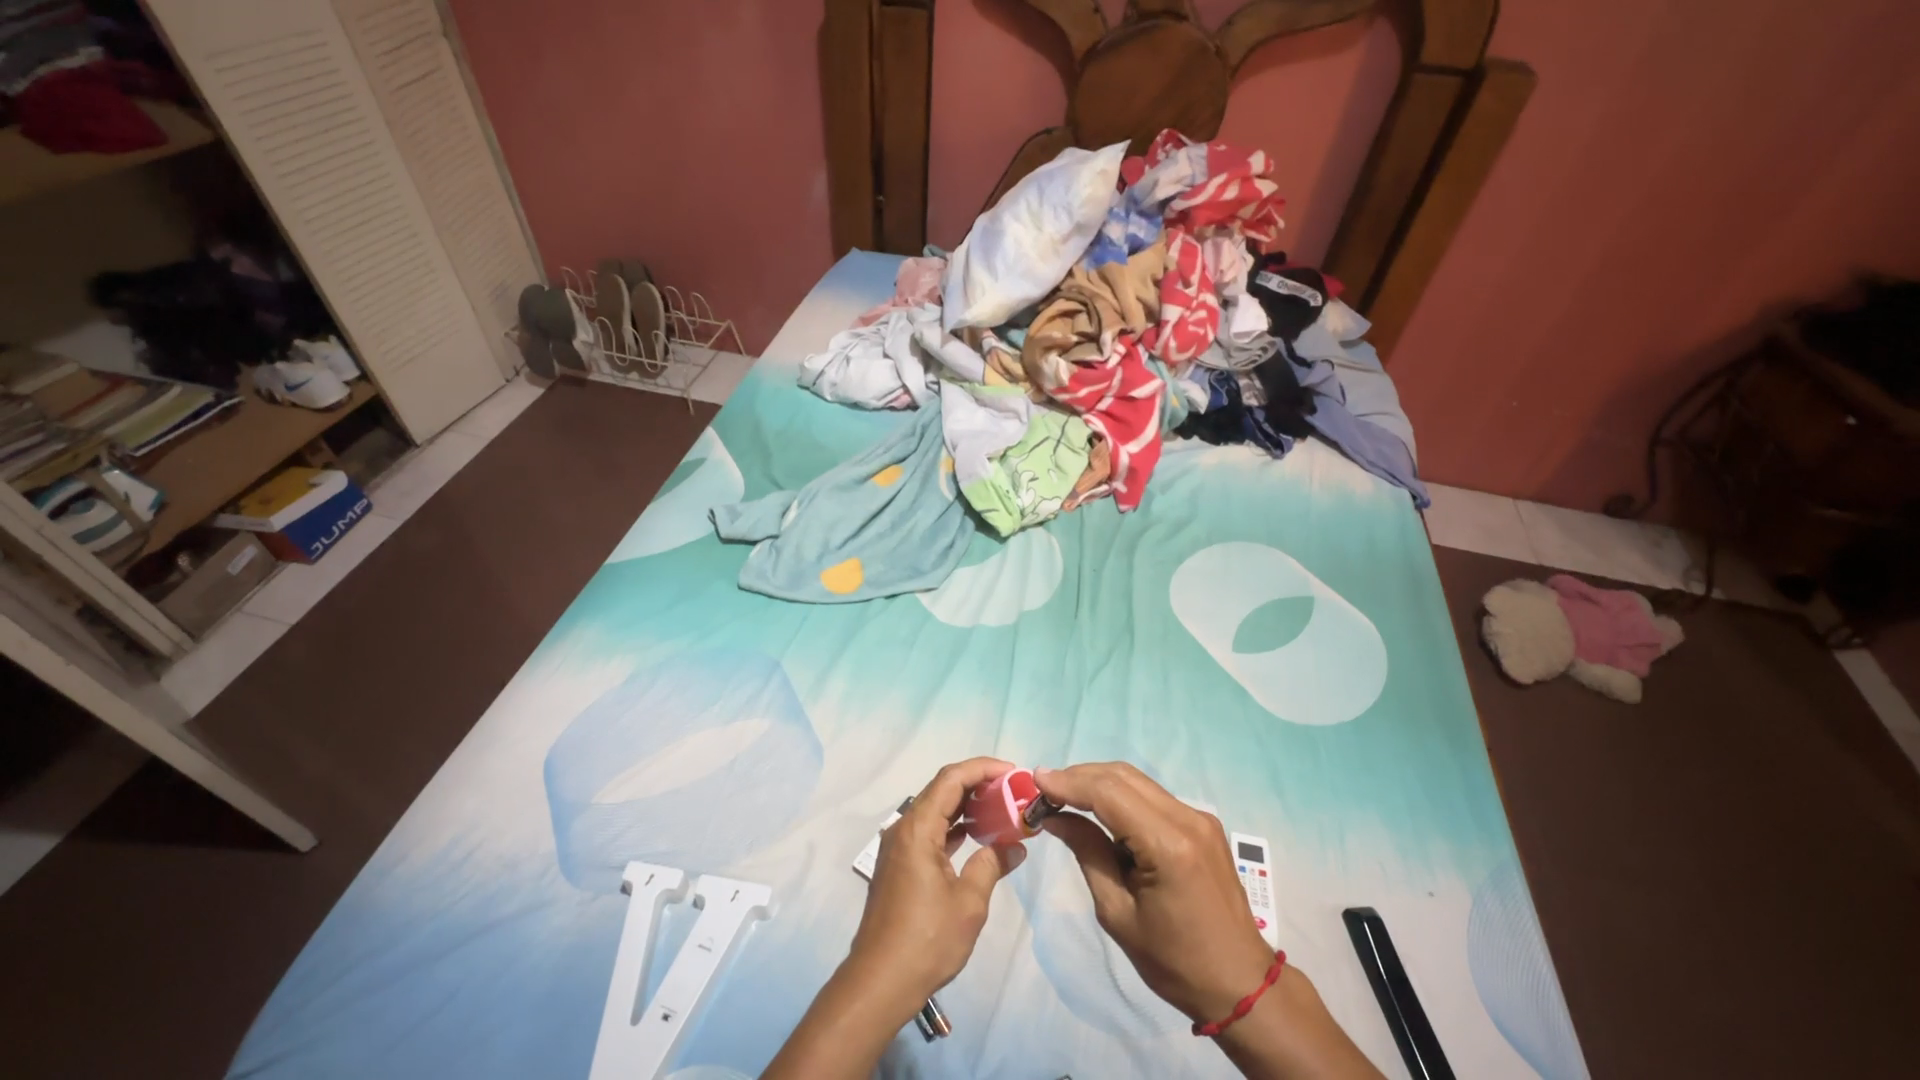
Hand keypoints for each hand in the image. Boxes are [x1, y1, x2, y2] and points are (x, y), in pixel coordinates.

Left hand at [847, 757, 1028, 1006]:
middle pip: (942, 790)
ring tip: (1004, 810)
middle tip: (1015, 792)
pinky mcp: (900, 866)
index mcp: (917, 829)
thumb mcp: (969, 902)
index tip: (1014, 773)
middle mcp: (903, 830)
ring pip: (936, 811)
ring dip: (968, 807)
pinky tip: (979, 836)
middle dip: (979, 785)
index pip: (951, 779)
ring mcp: (898, 848)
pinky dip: (955, 828)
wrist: (880, 981)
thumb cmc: (927, 940)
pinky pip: (930, 832)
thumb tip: (1016, 846)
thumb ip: (992, 865)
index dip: (983, 769)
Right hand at [1036, 762, 1275, 1023]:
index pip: (1109, 793)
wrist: (1238, 982)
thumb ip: (1088, 853)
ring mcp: (1199, 819)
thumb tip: (1056, 818)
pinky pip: (1153, 798)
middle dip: (1080, 777)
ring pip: (1138, 782)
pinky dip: (1120, 797)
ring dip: (1099, 783)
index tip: (1035, 781)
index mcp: (1168, 845)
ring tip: (1063, 798)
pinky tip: (1098, 813)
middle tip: (1044, 791)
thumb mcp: (1117, 912)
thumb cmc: (1173, 960)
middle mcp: (1188, 819)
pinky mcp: (1202, 826)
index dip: (1069, 783)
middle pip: (1123, 776)